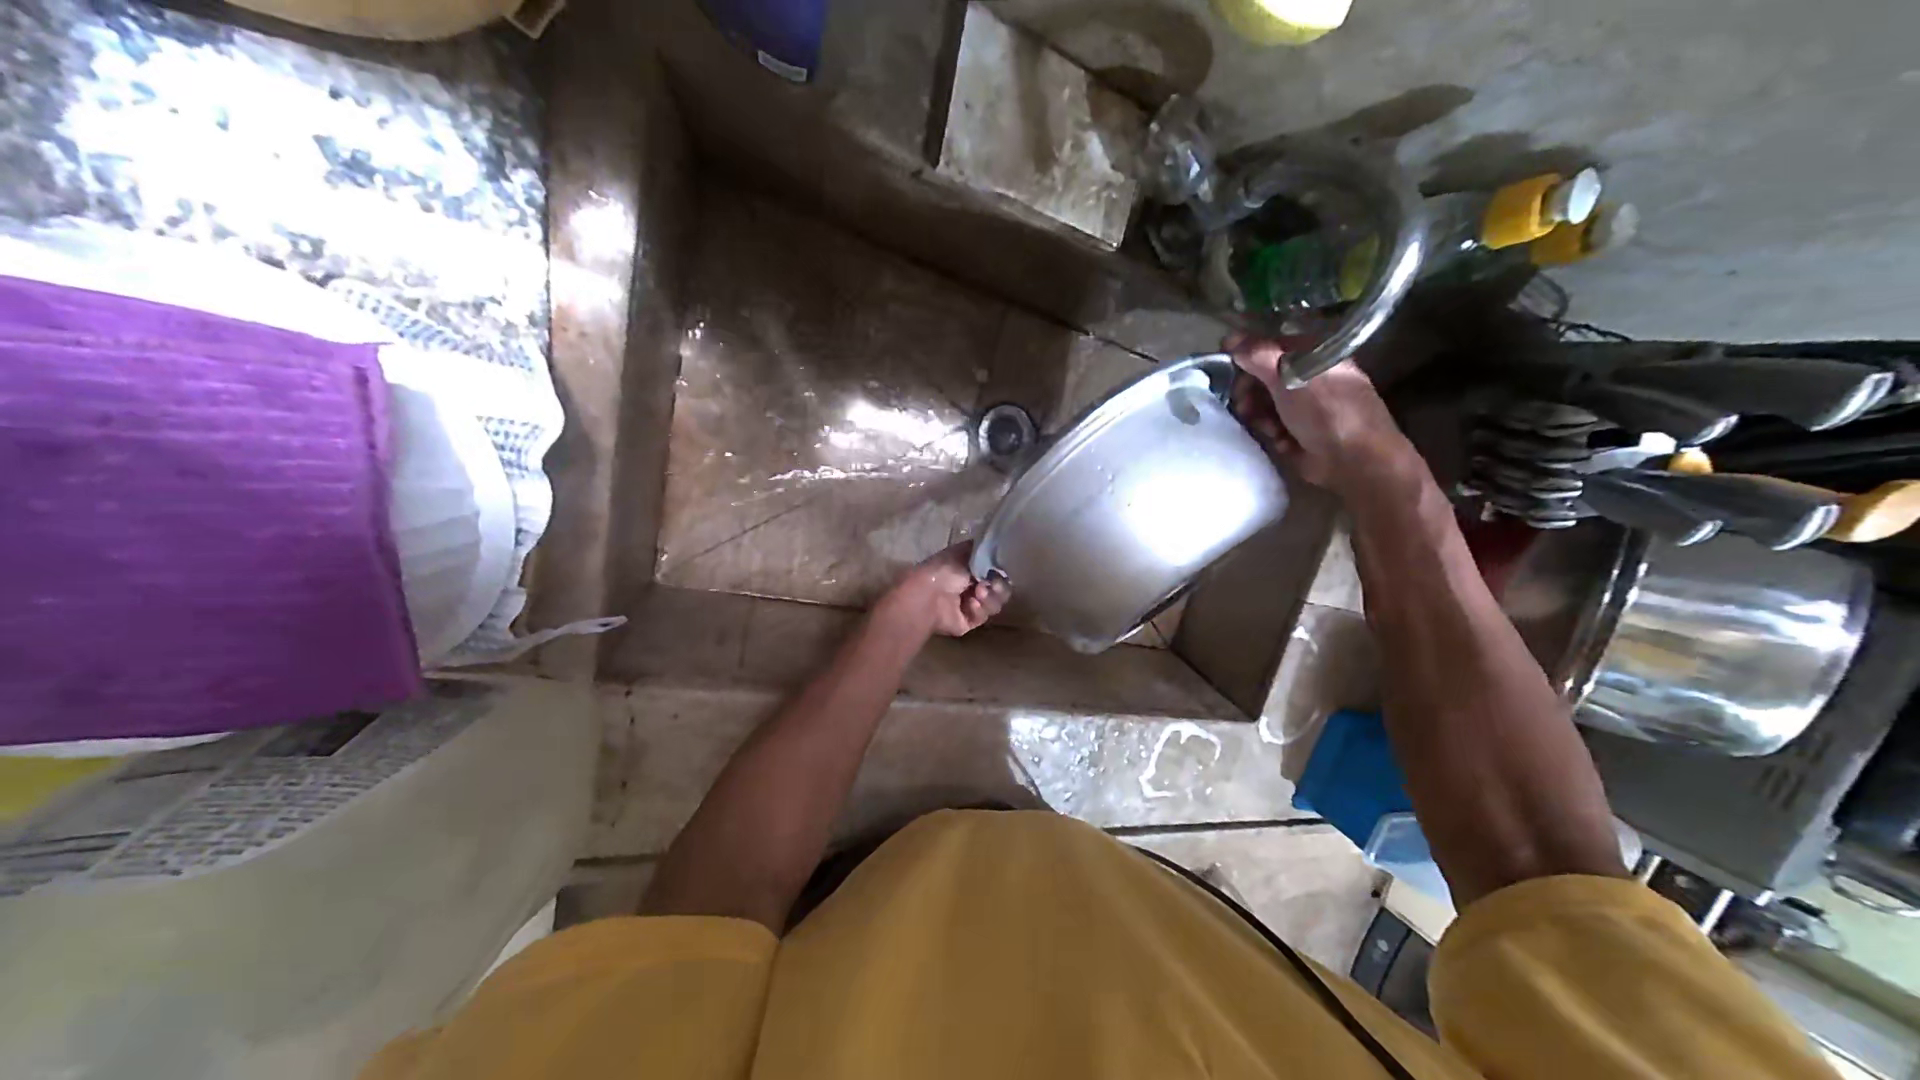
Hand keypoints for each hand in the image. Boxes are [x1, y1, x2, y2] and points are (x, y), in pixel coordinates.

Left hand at [878, 542, 1010, 637]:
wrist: (927, 594)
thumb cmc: (944, 569)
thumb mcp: (966, 552)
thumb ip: (985, 553)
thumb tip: (998, 554)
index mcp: (970, 569)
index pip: (996, 572)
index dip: (1001, 572)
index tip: (1000, 570)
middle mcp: (972, 586)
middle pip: (999, 590)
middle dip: (999, 587)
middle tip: (991, 584)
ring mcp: (970, 605)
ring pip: (995, 604)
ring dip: (990, 598)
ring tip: (978, 593)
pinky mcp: (968, 622)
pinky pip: (983, 617)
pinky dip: (979, 609)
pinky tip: (970, 604)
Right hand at [1226, 334, 1415, 492]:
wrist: (1354, 459)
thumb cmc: (1325, 410)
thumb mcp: (1289, 376)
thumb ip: (1257, 355)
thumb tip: (1230, 338)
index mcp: (1314, 355)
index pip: (1270, 348)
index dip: (1246, 357)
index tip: (1227, 369)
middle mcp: (1310, 377)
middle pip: (1264, 378)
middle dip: (1250, 392)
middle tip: (1243, 406)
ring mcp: (1305, 406)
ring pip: (1265, 404)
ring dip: (1260, 416)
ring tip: (1268, 428)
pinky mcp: (1300, 432)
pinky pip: (1273, 427)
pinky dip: (1273, 433)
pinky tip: (1282, 441)